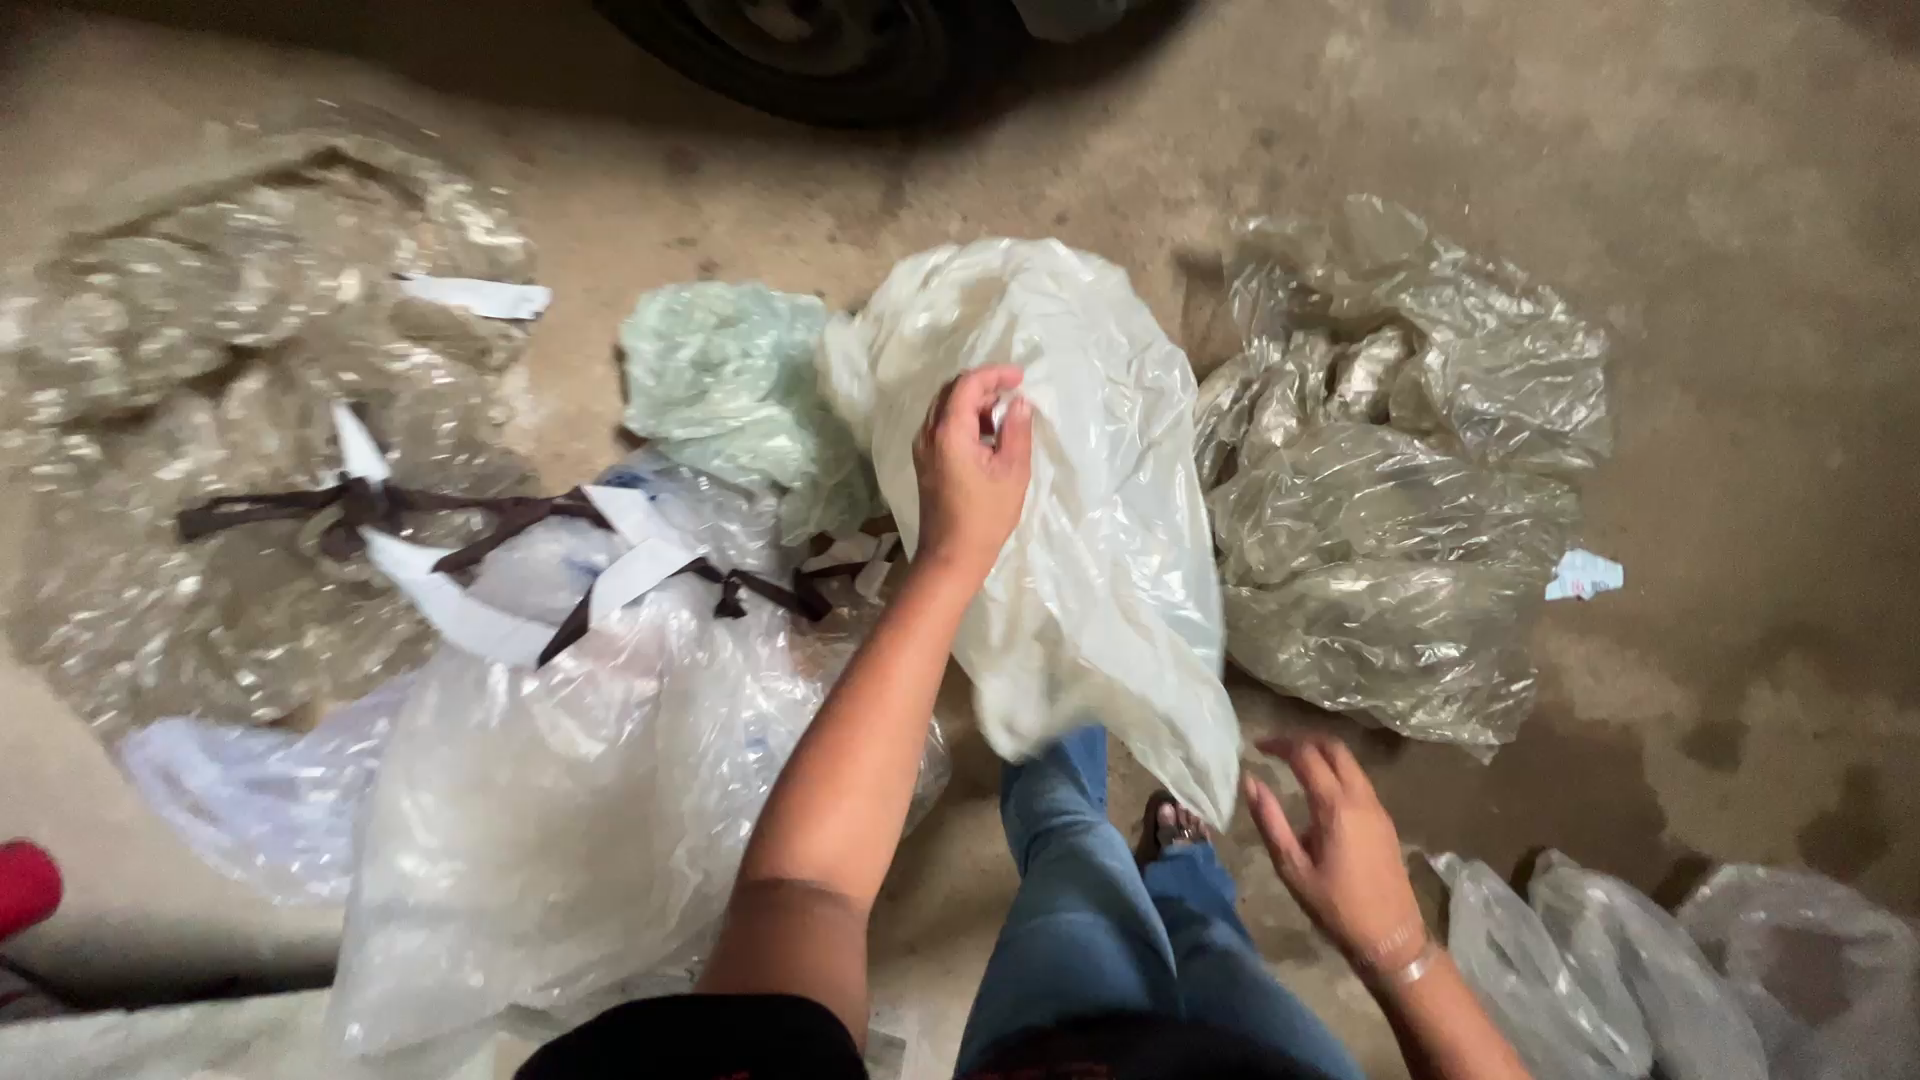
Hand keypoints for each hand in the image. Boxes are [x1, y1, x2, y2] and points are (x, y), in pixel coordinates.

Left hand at [912, 365, 1032, 581]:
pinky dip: (964, 421)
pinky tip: (987, 437)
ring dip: (973, 404)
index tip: (1020, 378)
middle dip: (983, 387)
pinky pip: (942, 427)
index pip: (968, 385)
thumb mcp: (1012, 472)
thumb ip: (1016, 431)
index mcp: (949, 432)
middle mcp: (928, 434)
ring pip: (945, 408)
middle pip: (952, 391)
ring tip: (1004, 417)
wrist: (951, 555)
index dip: (995, 374)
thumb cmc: (986, 516)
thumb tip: (1019, 403)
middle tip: (1012, 395)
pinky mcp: (925, 462)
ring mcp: (922, 448)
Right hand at [1244, 735, 1428, 975]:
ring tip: (1293, 764)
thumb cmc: (1335, 906)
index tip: (1257, 746)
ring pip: (1350, 762)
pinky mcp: (1384, 821)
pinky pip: (1358, 780)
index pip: (1306, 755)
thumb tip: (1250, 781)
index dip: (1279, 744)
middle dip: (1303, 739)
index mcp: (1336, 807)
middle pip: (1334, 748)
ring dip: (1321, 753)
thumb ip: (1269, 820)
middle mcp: (1361, 799)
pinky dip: (1335, 770)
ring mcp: (1378, 809)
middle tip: (1276, 748)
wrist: (1393, 940)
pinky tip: (1318, 790)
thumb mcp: (1291, 867)